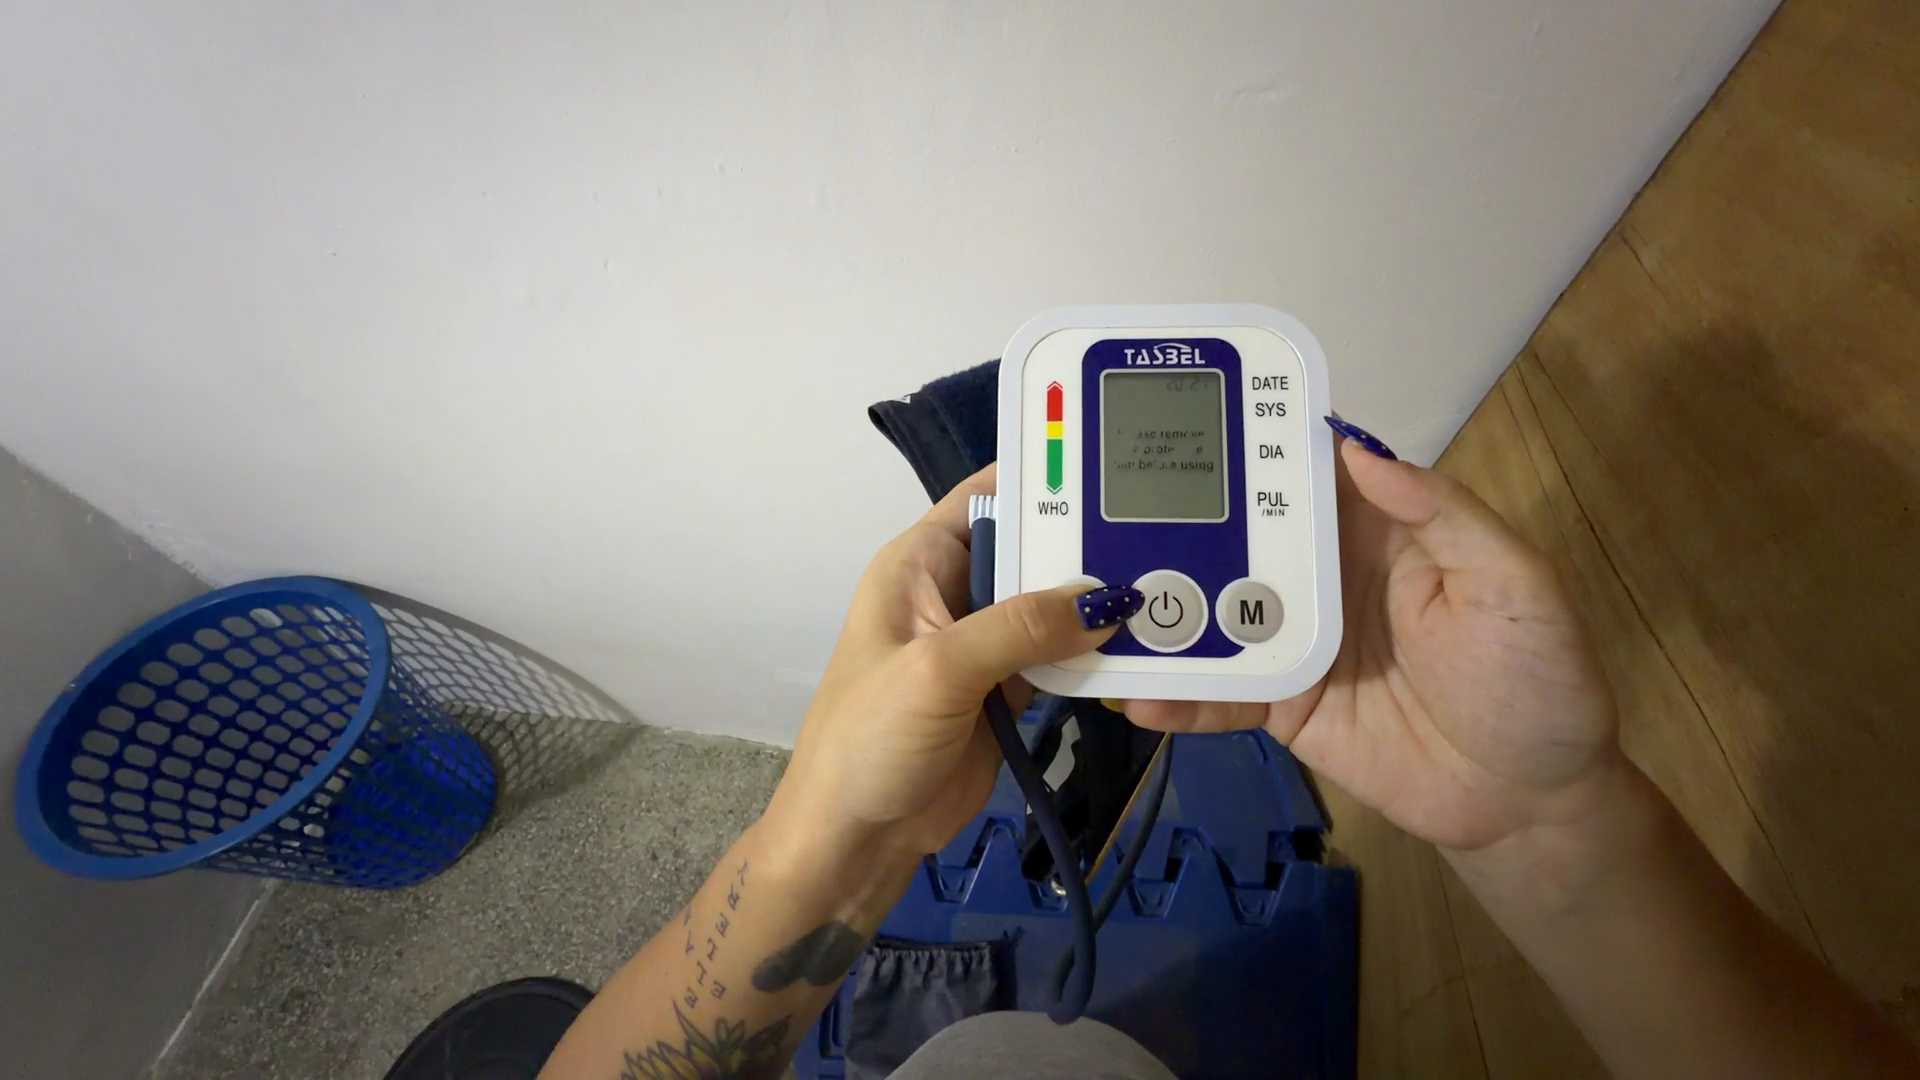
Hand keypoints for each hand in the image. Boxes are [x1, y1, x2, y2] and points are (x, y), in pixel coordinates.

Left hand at [767, 465, 1128, 864]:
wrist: (859, 836)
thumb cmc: (873, 737)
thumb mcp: (939, 669)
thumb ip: (1021, 628)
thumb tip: (1109, 599)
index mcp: (920, 562)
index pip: (983, 496)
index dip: (1039, 475)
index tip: (1110, 465)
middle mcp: (953, 590)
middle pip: (1026, 548)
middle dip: (1081, 542)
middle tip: (1162, 530)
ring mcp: (982, 641)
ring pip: (1047, 603)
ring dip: (1093, 600)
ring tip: (1167, 579)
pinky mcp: (1005, 685)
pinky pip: (1056, 652)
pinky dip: (1090, 649)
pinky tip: (1139, 641)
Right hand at [1125, 430, 1624, 851]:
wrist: (1522, 804)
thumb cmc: (1533, 683)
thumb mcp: (1514, 588)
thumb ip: (1443, 517)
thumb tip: (1354, 449)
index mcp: (1369, 535)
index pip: (1297, 477)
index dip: (1246, 447)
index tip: (1178, 423)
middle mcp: (1316, 579)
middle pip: (1235, 542)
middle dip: (1172, 526)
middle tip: (1099, 514)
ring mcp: (1286, 641)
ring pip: (1210, 616)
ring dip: (1158, 614)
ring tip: (1100, 611)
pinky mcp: (1275, 701)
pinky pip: (1219, 693)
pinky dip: (1179, 697)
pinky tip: (1139, 699)